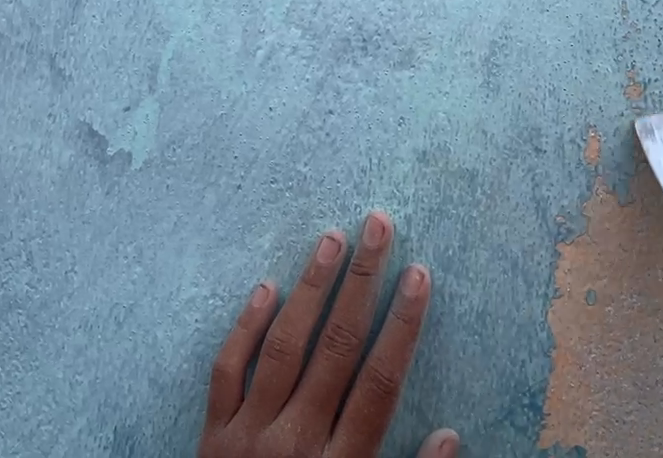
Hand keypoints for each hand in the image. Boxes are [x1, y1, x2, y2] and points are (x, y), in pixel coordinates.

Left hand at [198, 212, 458, 457]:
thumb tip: (451, 436)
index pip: (381, 382)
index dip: (404, 324)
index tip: (421, 274)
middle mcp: (295, 442)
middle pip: (337, 348)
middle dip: (362, 282)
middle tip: (377, 226)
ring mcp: (247, 436)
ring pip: (284, 346)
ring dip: (311, 288)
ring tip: (332, 239)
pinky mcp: (211, 437)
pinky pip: (226, 371)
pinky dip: (245, 327)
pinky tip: (265, 286)